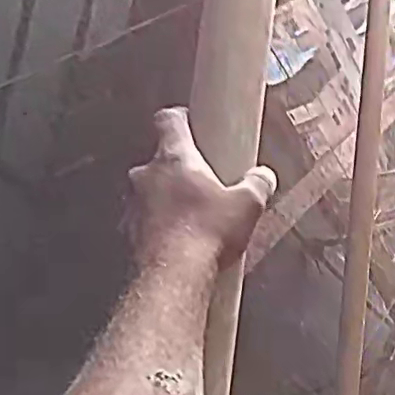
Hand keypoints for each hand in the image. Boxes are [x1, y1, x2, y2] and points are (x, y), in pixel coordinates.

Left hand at [128, 107, 276, 265]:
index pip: (169, 120)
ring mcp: (133, 203)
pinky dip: (160, 227)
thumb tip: (265, 176)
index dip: (182, 120)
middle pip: (161, 160)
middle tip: (205, 187)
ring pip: (151, 192)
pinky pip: (145, 221)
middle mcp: (147, 174)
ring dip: (169, 200)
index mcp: (175, 158)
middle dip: (182, 171)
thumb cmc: (208, 232)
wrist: (174, 274)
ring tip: (194, 221)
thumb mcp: (247, 206)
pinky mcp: (128, 231)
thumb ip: (257, 185)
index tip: (193, 126)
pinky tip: (179, 243)